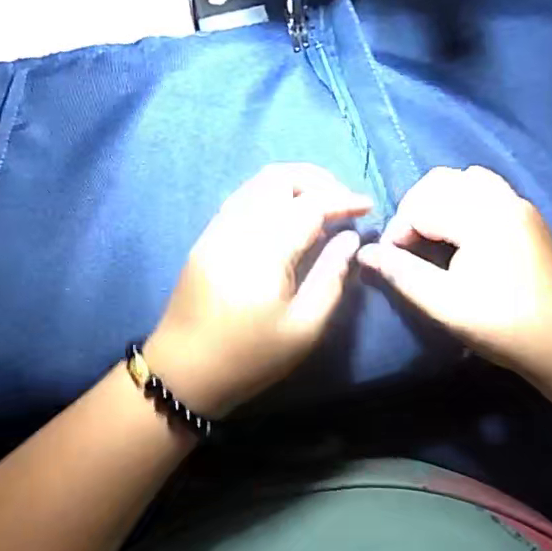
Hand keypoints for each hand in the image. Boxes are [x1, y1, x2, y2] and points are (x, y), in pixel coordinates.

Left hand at [144, 164, 370, 416]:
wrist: (183, 372)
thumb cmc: (250, 357)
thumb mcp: (304, 327)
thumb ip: (331, 276)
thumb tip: (350, 238)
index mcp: (264, 250)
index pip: (310, 205)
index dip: (343, 200)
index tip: (367, 208)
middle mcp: (237, 228)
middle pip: (279, 178)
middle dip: (318, 181)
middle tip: (344, 203)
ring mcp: (216, 230)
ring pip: (257, 184)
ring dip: (294, 185)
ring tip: (321, 210)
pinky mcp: (206, 239)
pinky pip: (242, 200)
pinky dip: (271, 198)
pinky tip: (288, 222)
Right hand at [355, 166, 551, 392]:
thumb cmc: (504, 326)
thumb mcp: (444, 304)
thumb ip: (402, 274)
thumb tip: (365, 254)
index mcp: (481, 215)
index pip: (421, 204)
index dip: (397, 230)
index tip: (390, 262)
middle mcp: (502, 200)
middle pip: (443, 181)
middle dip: (415, 209)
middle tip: (407, 248)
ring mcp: (521, 207)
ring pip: (468, 182)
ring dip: (440, 202)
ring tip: (432, 240)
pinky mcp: (530, 221)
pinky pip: (489, 193)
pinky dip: (464, 204)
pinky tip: (462, 241)